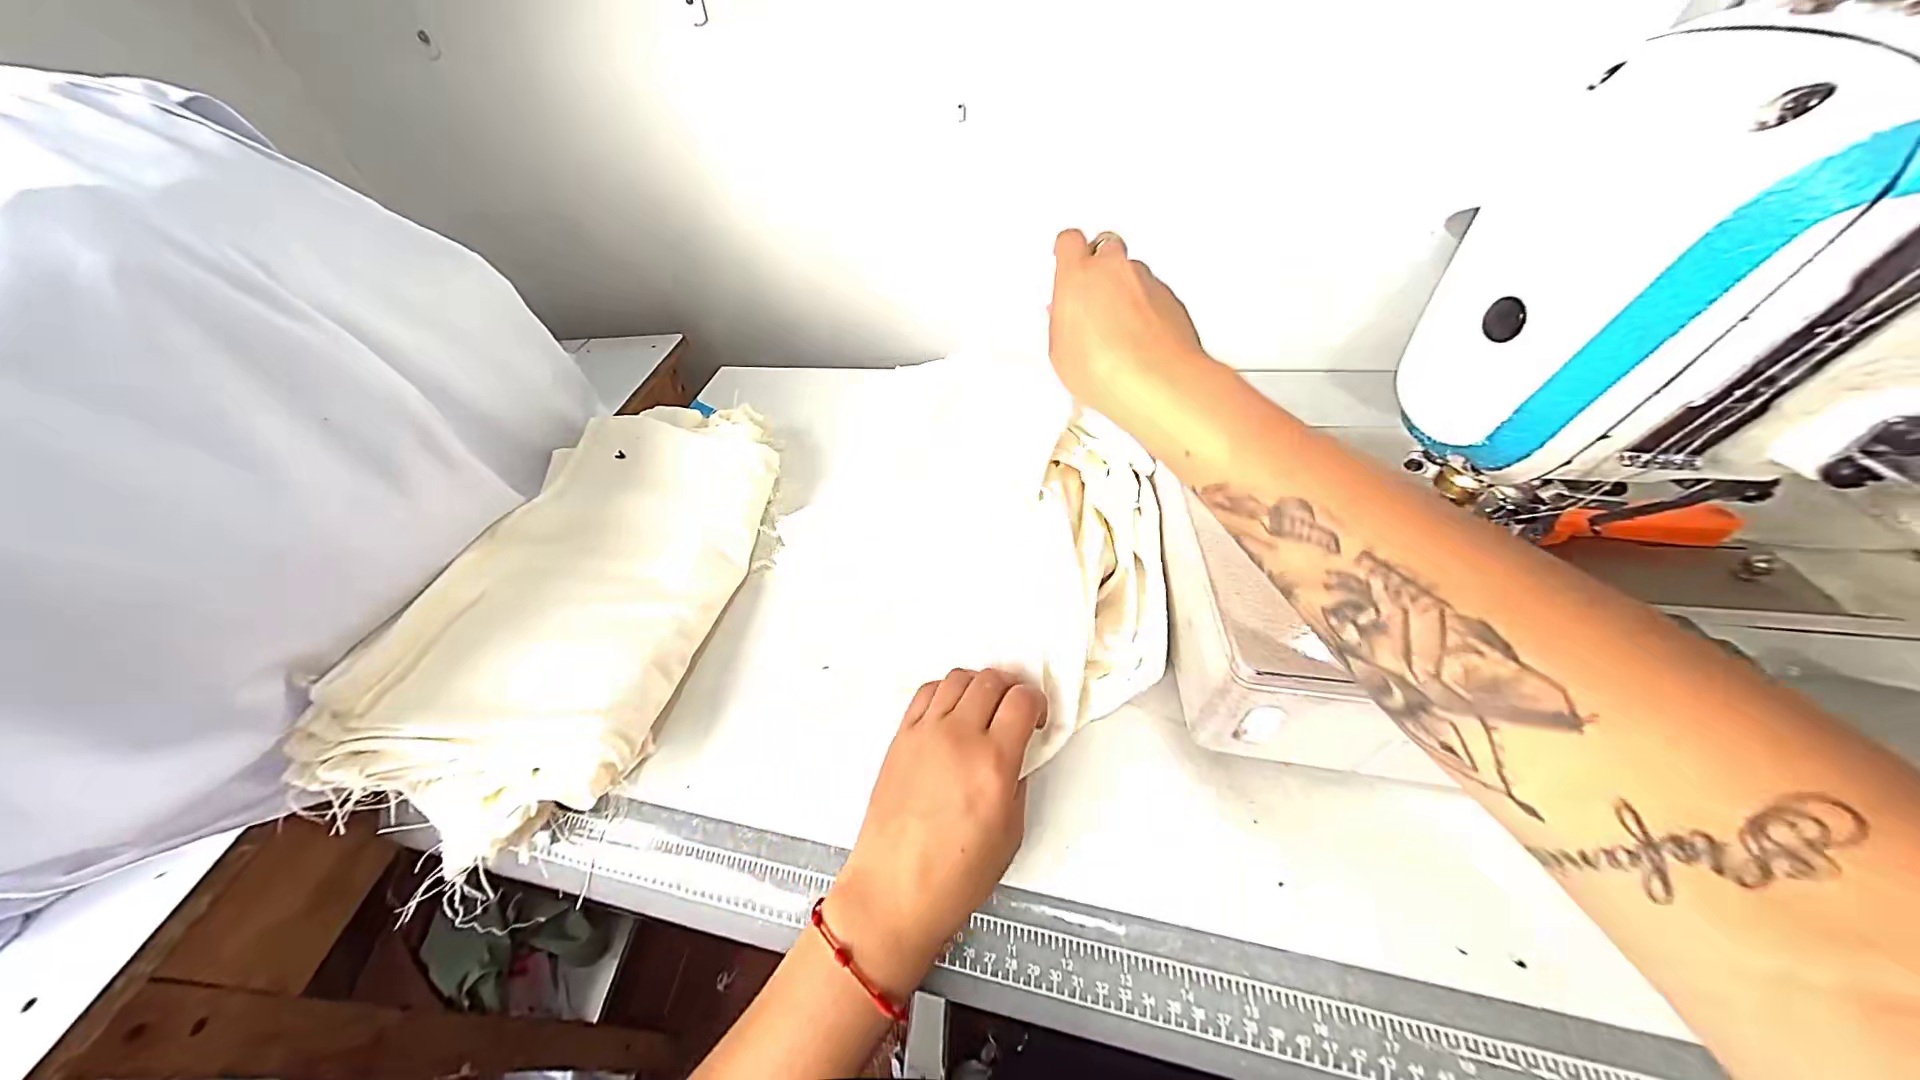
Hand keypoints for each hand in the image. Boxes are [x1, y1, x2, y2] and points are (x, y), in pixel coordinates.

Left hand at [826, 669, 1046, 997]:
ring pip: (959, 677)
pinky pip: (926, 692)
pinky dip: (945, 691)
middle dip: (1011, 689)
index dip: (1037, 702)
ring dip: (979, 684)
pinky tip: (951, 710)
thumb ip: (1017, 781)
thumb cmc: (952, 875)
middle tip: (1014, 709)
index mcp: (992, 762)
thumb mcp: (1010, 832)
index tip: (1036, 716)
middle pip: (992, 680)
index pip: (1023, 700)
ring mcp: (925, 733)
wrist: (894, 889)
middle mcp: (958, 738)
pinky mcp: (901, 737)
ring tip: (983, 706)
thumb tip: (1017, 753)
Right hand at [1049, 228, 1208, 416]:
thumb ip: (1062, 322)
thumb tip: (1064, 321)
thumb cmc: (1106, 366)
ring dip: (1124, 289)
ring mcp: (1147, 282)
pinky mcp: (1171, 300)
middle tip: (1090, 291)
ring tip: (1115, 326)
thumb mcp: (1060, 351)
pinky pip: (1154, 294)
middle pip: (1106, 247)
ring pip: (1133, 272)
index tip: (1064, 255)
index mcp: (1079, 275)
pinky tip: (1137, 338)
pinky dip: (1146, 308)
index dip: (1066, 250)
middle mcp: (1115, 270)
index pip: (1069, 242)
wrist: (1155, 381)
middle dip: (1099, 265)